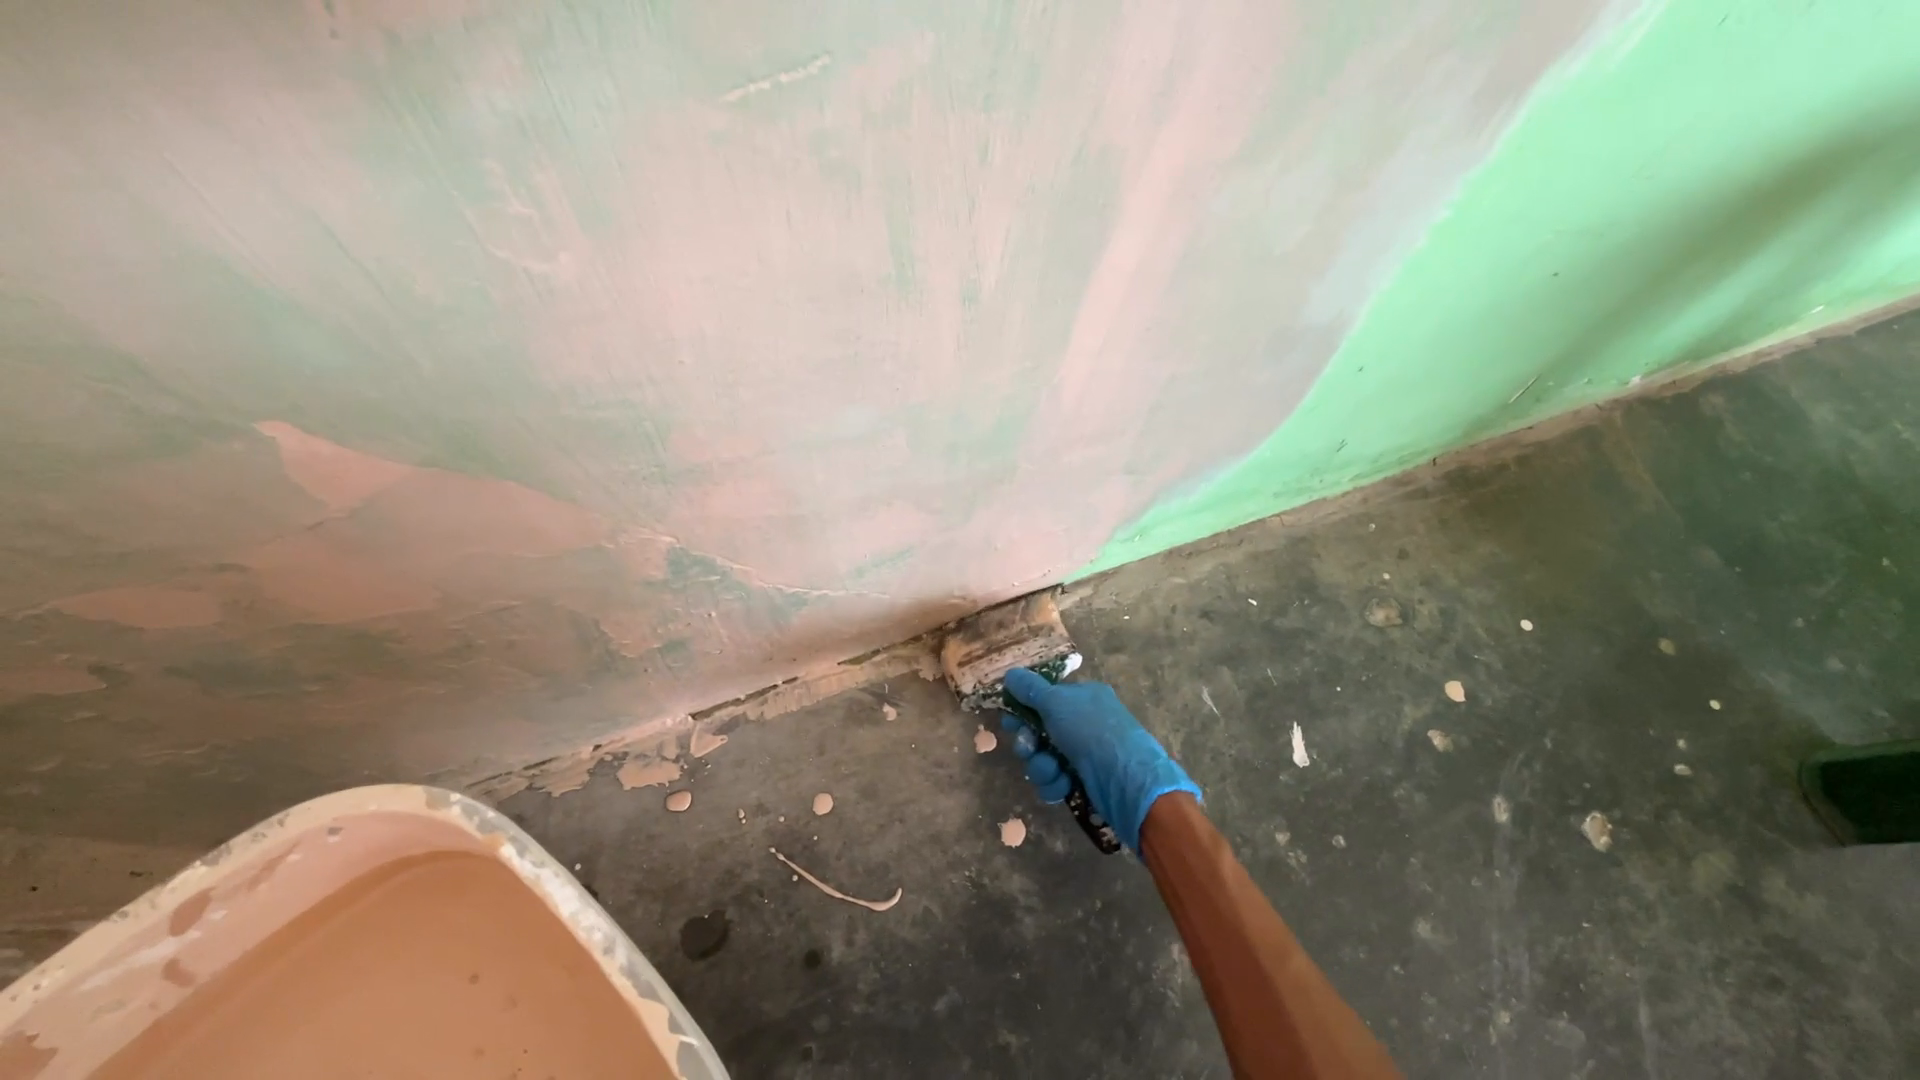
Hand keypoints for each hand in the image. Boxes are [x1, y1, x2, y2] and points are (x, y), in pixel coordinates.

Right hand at [1001, 667, 1200, 851]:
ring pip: (1043, 758)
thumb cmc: (1092, 732)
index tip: (1008, 720)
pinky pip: (1055, 781)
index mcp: (1083, 698)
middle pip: (1039, 731)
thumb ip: (1030, 690)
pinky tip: (1064, 786)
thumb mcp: (1057, 702)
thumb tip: (1010, 674)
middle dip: (1029, 742)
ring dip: (1042, 766)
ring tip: (1054, 770)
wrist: (1127, 781)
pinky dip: (1055, 784)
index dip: (1023, 709)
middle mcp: (1084, 723)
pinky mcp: (1084, 782)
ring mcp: (1085, 754)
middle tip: (1029, 748)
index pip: (1044, 699)